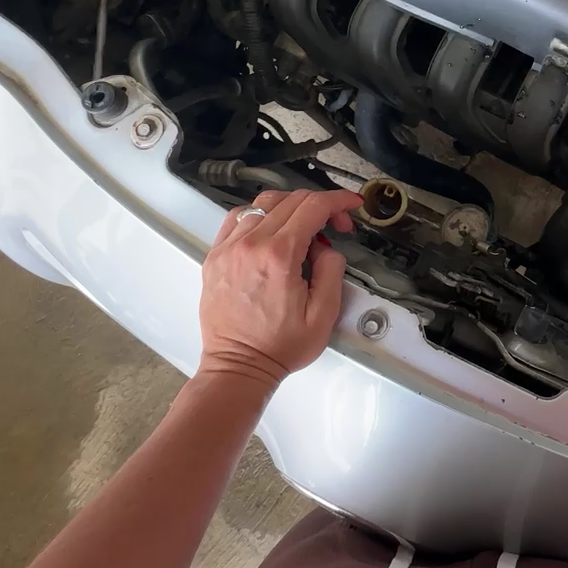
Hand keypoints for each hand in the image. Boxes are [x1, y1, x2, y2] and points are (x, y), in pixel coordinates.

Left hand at [198, 188, 362, 388]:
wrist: (238, 368)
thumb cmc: (279, 346)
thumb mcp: (325, 312)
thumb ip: (332, 268)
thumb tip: (324, 247)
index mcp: (279, 256)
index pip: (314, 206)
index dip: (339, 200)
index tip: (352, 204)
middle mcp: (250, 245)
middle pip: (292, 200)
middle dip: (322, 205)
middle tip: (336, 225)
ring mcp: (228, 249)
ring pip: (265, 203)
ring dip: (293, 206)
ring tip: (305, 227)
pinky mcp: (215, 256)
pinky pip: (239, 217)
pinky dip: (261, 214)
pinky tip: (273, 229)